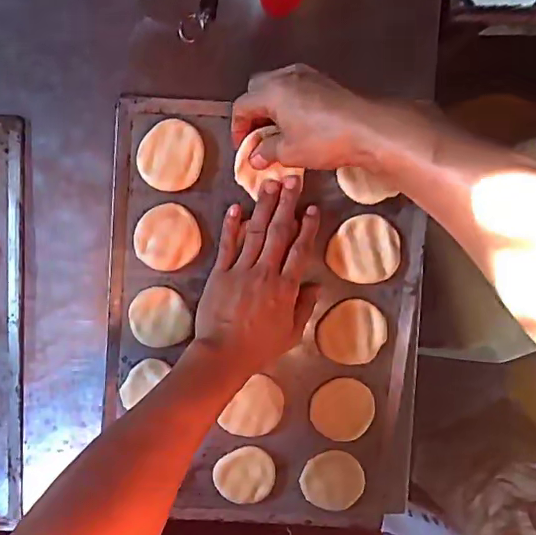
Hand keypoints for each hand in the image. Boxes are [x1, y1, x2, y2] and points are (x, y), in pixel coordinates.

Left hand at [187, 174, 320, 386]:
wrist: (223, 355)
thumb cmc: (258, 349)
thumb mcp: (291, 333)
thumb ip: (304, 307)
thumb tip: (315, 286)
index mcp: (285, 288)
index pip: (300, 250)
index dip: (307, 227)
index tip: (312, 209)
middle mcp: (265, 273)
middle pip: (279, 232)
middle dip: (287, 204)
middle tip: (293, 179)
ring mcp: (241, 271)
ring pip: (255, 232)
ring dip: (263, 206)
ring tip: (270, 184)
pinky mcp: (220, 274)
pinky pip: (227, 246)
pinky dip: (232, 226)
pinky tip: (235, 208)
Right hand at [231, 64, 390, 171]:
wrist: (368, 129)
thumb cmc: (325, 140)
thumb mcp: (288, 153)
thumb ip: (266, 152)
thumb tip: (256, 156)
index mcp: (272, 91)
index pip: (242, 106)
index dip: (238, 128)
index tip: (244, 146)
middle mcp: (287, 76)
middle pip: (256, 89)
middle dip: (252, 112)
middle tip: (256, 135)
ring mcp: (307, 75)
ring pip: (276, 86)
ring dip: (270, 106)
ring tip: (275, 131)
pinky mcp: (323, 81)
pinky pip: (295, 87)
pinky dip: (287, 103)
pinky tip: (295, 124)